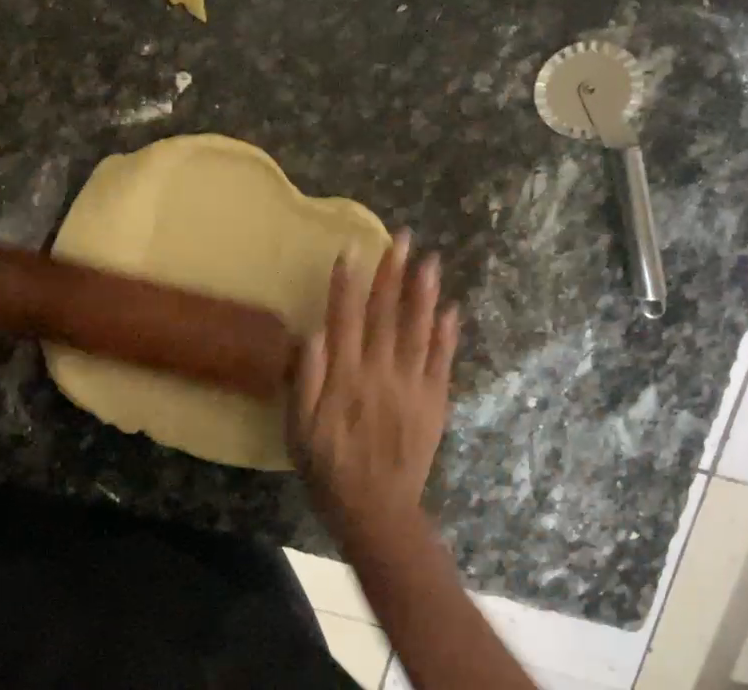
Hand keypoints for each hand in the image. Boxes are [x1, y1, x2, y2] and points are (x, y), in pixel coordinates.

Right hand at [289, 229, 459, 535]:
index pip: (345, 318)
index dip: (348, 283)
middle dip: (392, 274)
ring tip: (430, 262)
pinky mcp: (434, 404)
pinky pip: (442, 363)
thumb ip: (305, 380)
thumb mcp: (298, 426)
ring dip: (424, 295)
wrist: (376, 509)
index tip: (353, 249)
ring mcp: (412, 387)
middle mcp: (380, 373)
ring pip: (419, 332)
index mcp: (344, 376)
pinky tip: (449, 311)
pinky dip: (446, 336)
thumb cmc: (326, 464)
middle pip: (386, 315)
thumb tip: (315, 334)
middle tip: (402, 239)